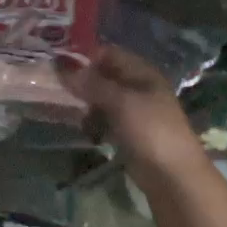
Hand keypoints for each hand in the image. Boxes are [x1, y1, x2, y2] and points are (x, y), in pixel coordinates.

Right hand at [62, 47, 204, 180]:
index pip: (108, 53)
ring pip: (102, 100)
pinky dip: (94, 124)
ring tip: (68, 112)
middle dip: (82, 81)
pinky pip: (105, 120)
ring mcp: (133, 111)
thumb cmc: (150, 130)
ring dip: (86, 105)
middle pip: (103, 76)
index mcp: (141, 72)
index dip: (84, 56)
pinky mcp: (127, 132)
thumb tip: (60, 65)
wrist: (172, 174)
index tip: (57, 64)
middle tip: (54, 87)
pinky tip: (86, 131)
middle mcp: (137, 87)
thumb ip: (92, 83)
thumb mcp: (120, 102)